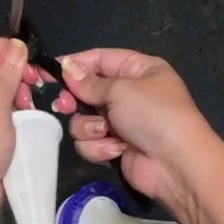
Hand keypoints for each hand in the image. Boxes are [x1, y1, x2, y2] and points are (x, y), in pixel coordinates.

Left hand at [0, 36, 29, 216]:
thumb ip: (7, 77)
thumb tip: (16, 45)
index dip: (12, 51)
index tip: (33, 69)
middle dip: (18, 73)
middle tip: (34, 91)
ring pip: (0, 88)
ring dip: (18, 93)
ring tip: (29, 108)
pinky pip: (0, 109)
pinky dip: (15, 110)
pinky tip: (26, 118)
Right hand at [57, 48, 218, 211]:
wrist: (175, 163)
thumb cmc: (153, 115)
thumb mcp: (121, 89)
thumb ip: (90, 82)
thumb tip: (67, 68)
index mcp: (138, 70)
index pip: (100, 59)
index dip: (74, 64)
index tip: (48, 71)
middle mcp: (129, 94)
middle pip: (87, 91)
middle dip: (76, 101)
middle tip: (65, 106)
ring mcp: (122, 123)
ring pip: (84, 121)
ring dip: (90, 128)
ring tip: (105, 132)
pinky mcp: (115, 147)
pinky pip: (91, 143)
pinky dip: (100, 147)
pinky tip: (116, 150)